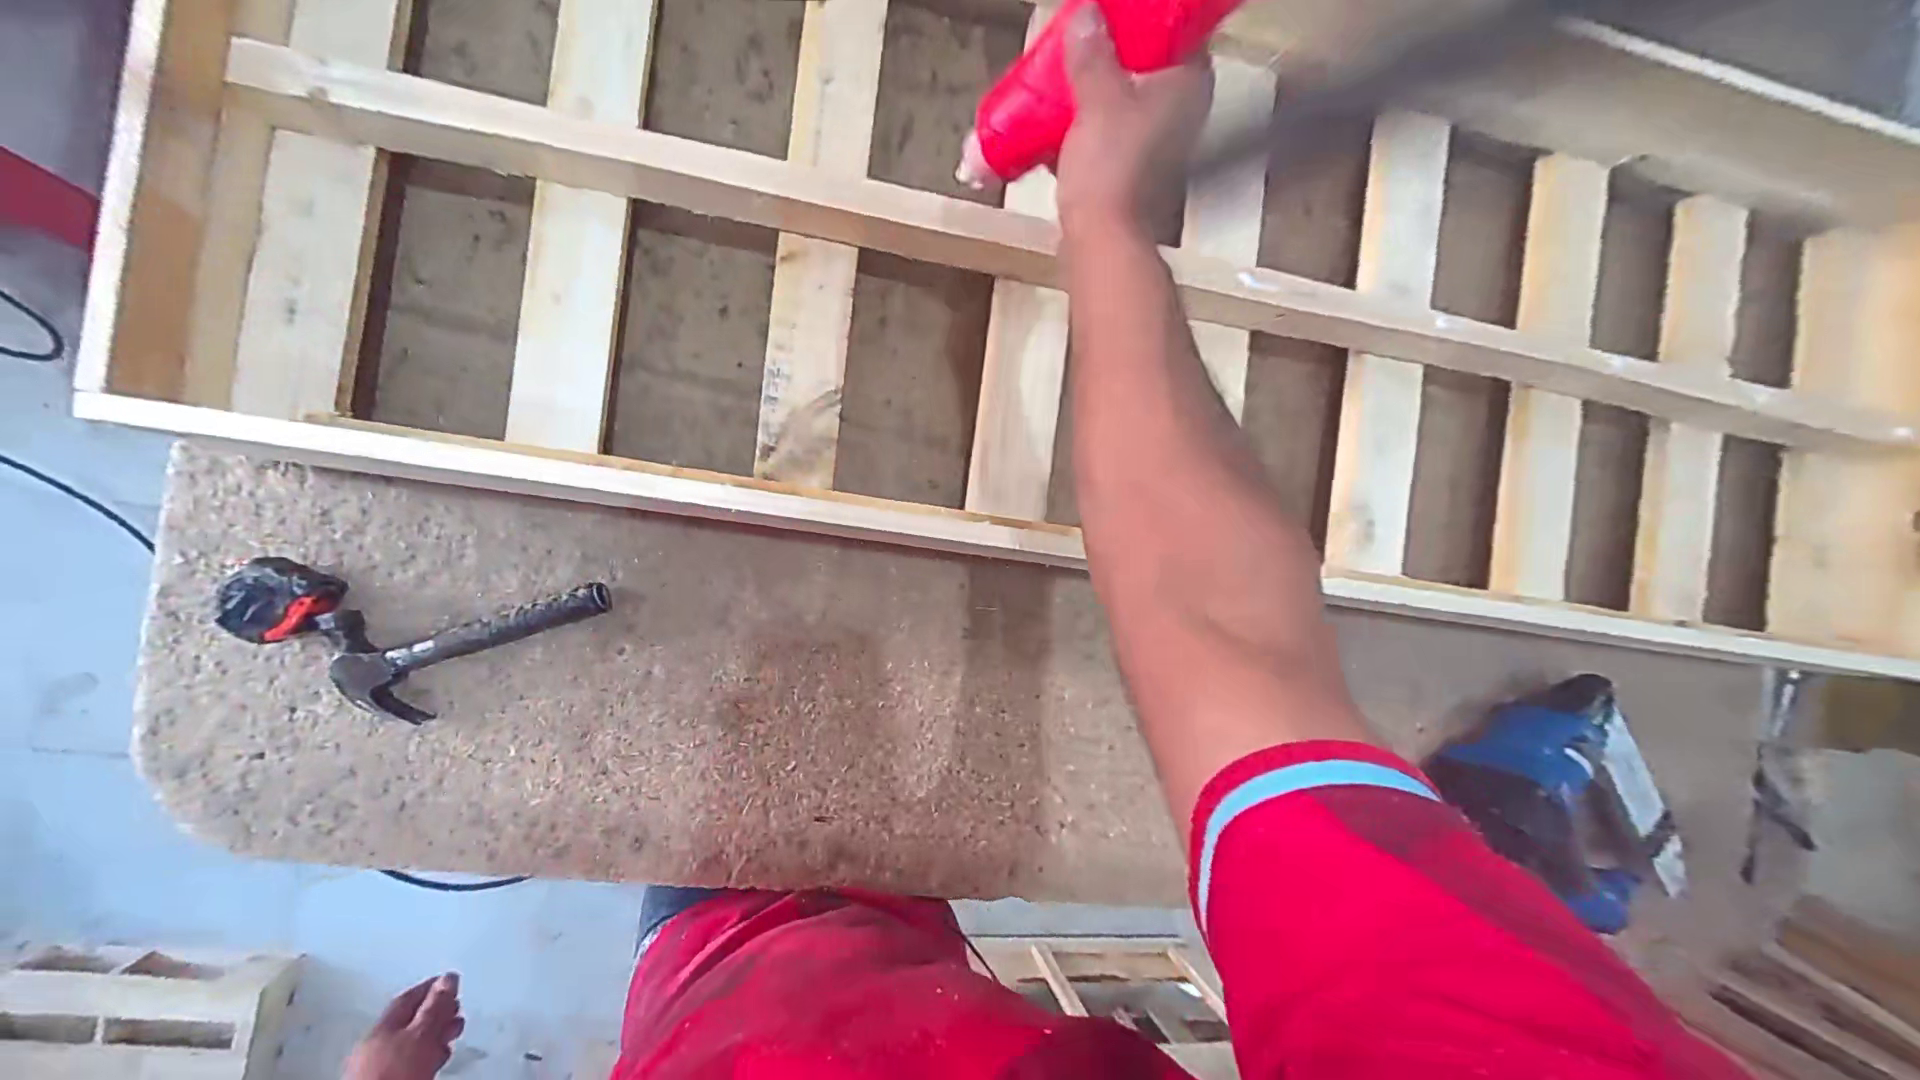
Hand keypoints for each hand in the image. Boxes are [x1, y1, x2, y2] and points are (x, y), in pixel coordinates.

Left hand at [342, 973, 464, 1079]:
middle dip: (438, 1011)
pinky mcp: (387, 1077)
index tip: (451, 980)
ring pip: (412, 1040)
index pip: (408, 997)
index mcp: (380, 1027)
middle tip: (456, 1008)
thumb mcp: (422, 1033)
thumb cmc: (394, 1073)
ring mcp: (376, 1065)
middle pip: (411, 1019)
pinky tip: (435, 1057)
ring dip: (435, 1034)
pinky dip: (426, 1053)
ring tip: (451, 1035)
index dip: (432, 985)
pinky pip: (409, 1059)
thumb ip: (436, 1004)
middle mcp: (374, 1044)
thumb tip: (447, 979)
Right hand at [1055, 6, 1212, 238]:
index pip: (1181, 32)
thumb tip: (1088, 14)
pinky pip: (1108, 143)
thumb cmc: (1109, 165)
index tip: (1115, 16)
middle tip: (1083, 42)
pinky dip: (1086, 134)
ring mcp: (1157, 151)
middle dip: (1114, 58)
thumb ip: (1092, 52)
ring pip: (1125, 108)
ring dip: (1096, 96)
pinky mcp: (1131, 179)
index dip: (1149, 21)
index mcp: (1188, 84)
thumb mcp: (1097, 97)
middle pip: (1149, 70)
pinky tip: (1057, 126)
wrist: (1101, 240)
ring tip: (1064, 80)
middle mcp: (1182, 115)